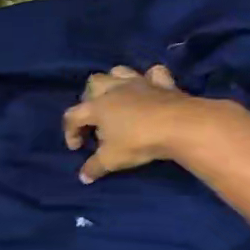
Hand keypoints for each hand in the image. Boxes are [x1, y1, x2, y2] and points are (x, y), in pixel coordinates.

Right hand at [63, 64, 247, 182]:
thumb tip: (84, 177)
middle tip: (95, 119)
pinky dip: (149, 80)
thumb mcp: (111, 160)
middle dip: (88, 100)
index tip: (77, 148)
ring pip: (118, 71)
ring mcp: (139, 82)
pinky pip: (153, 73)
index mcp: (96, 107)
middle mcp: (114, 89)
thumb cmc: (138, 141)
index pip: (72, 116)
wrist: (180, 126)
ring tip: (115, 100)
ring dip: (113, 82)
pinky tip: (148, 90)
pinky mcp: (162, 82)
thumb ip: (94, 168)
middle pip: (92, 84)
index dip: (70, 132)